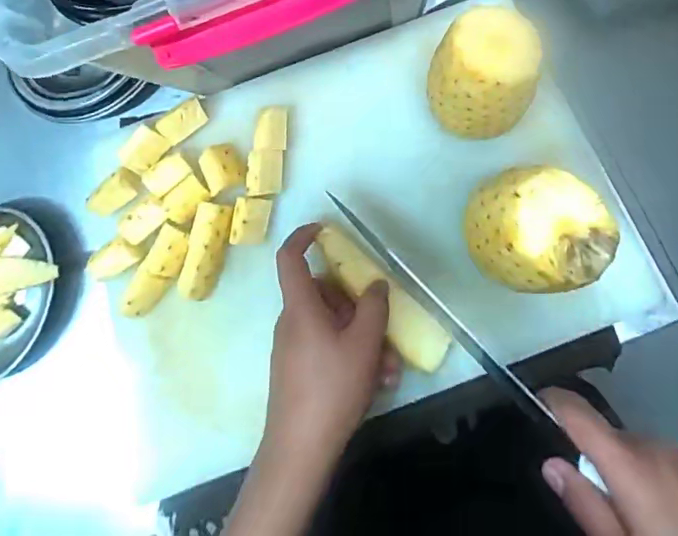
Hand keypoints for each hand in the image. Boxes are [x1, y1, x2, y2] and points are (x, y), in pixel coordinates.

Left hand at [261, 223, 399, 459]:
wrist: (299, 449)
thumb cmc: (330, 388)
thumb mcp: (363, 345)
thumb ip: (372, 308)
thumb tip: (375, 285)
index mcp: (300, 306)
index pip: (290, 258)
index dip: (303, 237)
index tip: (323, 230)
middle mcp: (292, 320)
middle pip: (325, 296)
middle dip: (360, 311)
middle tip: (385, 337)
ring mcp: (292, 346)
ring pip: (332, 326)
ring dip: (362, 341)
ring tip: (387, 372)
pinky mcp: (297, 370)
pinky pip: (326, 348)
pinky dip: (350, 358)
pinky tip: (374, 385)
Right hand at [539, 387, 677, 535]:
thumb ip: (587, 507)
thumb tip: (550, 463)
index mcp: (629, 463)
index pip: (574, 408)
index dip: (547, 402)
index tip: (531, 412)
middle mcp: (657, 448)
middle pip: (607, 438)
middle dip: (591, 461)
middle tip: (592, 506)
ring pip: (639, 456)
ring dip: (626, 477)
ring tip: (634, 525)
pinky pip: (669, 471)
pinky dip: (657, 487)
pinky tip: (670, 529)